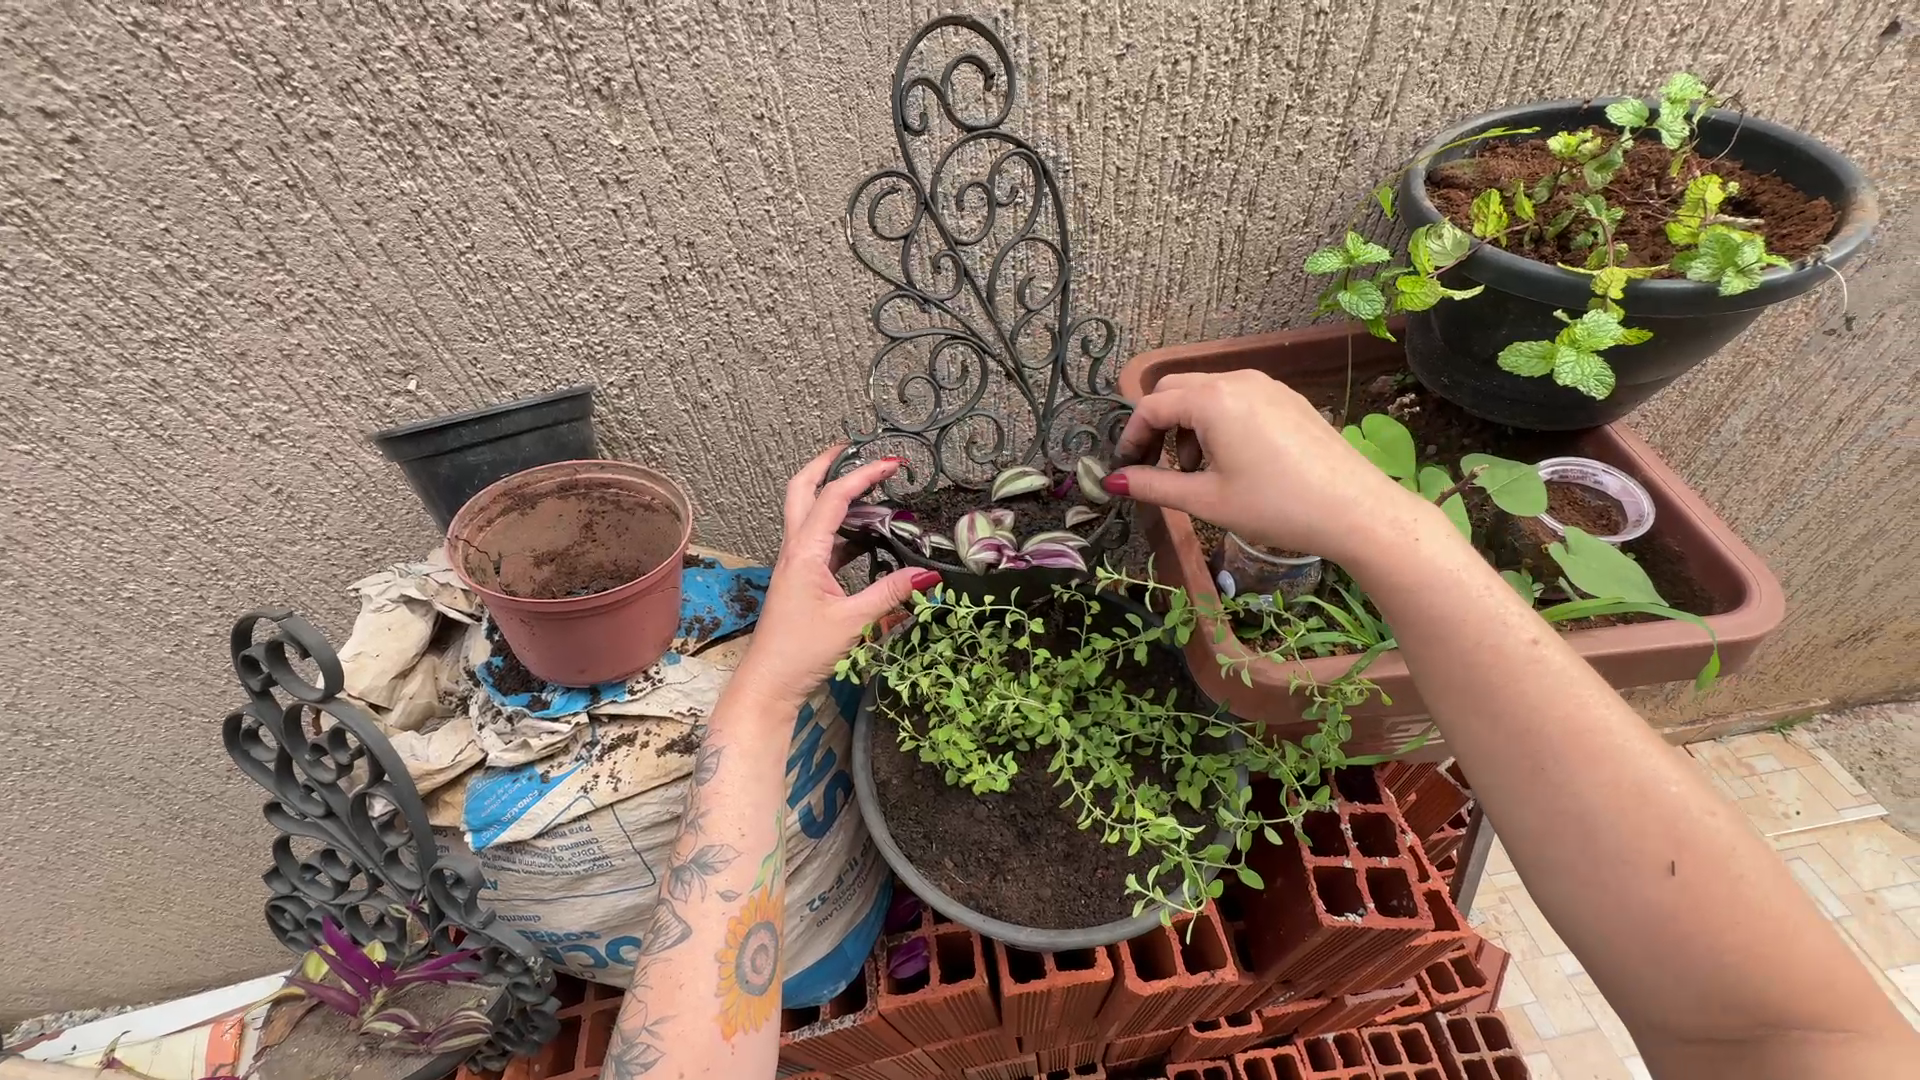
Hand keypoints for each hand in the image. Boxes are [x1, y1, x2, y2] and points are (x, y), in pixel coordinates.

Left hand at [731, 446, 938, 709]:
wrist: (769, 685)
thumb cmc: (802, 652)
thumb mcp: (853, 622)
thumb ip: (891, 594)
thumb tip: (929, 574)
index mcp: (805, 552)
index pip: (834, 498)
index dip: (863, 475)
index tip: (893, 463)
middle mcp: (795, 550)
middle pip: (802, 490)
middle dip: (825, 464)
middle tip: (853, 448)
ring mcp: (796, 564)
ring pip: (810, 514)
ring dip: (834, 495)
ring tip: (869, 489)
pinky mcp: (801, 580)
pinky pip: (822, 542)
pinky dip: (842, 530)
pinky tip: (867, 538)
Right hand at [1104, 370, 1433, 563]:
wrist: (1355, 510)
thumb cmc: (1274, 506)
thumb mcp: (1205, 500)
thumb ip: (1153, 486)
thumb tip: (1112, 482)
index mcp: (1212, 400)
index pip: (1151, 407)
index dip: (1130, 438)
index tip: (1125, 469)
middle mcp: (1238, 381)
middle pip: (1176, 390)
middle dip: (1156, 426)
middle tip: (1154, 467)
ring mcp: (1267, 387)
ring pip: (1206, 393)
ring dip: (1186, 425)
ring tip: (1194, 471)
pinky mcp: (1288, 400)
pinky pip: (1236, 398)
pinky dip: (1216, 422)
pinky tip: (1230, 461)